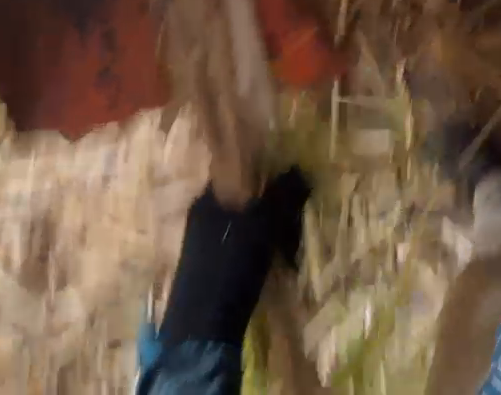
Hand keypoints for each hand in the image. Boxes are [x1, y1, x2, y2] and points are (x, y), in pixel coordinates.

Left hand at [158, 168, 310, 346]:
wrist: (202, 332)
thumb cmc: (230, 268)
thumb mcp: (263, 227)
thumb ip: (282, 196)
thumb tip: (299, 168)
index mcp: (207, 199)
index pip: (239, 169)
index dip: (266, 169)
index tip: (291, 175)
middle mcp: (202, 215)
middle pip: (245, 196)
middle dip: (273, 201)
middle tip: (296, 210)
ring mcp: (203, 241)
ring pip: (245, 220)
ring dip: (270, 224)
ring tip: (291, 239)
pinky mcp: (209, 264)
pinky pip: (240, 241)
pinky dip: (260, 243)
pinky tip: (276, 257)